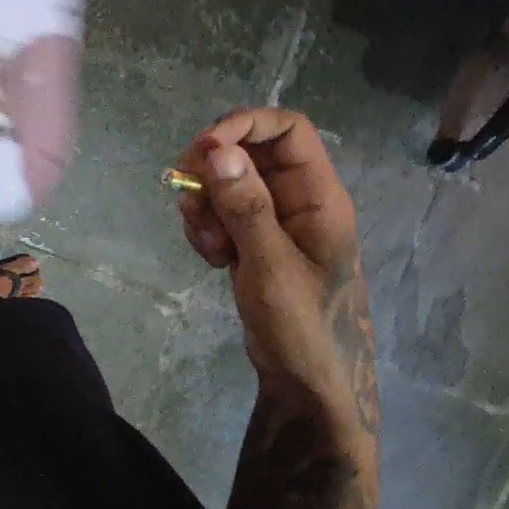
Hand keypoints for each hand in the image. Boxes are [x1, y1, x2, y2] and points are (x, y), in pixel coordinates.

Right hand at [177, 109, 376, 441]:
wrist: (308, 383)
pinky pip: (219, 213)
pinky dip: (205, 228)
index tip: (202, 149)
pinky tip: (213, 259)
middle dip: (210, 173)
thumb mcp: (271, 266)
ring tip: (209, 246)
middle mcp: (298, 199)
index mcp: (319, 196)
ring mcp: (274, 221)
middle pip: (246, 153)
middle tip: (189, 202)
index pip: (287, 129)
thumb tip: (217, 150)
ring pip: (225, 183)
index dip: (243, 126)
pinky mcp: (254, 241)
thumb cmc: (304, 326)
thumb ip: (245, 206)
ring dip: (204, 206)